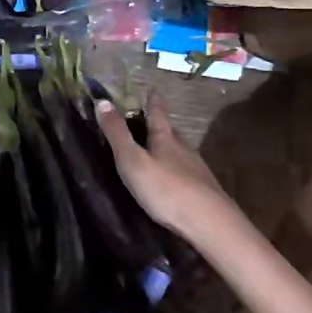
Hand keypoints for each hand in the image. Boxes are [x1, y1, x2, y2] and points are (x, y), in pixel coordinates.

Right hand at [95, 97, 235, 241]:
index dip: (153, 102)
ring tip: (158, 150)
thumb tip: (101, 100)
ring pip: (180, 152)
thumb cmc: (166, 189)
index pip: (157, 114)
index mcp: (165, 139)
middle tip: (149, 121)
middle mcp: (183, 149)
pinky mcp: (204, 190)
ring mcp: (196, 170)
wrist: (209, 223)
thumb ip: (117, 133)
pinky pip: (186, 172)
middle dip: (161, 125)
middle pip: (170, 132)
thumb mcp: (133, 161)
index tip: (152, 89)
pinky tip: (173, 179)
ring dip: (169, 148)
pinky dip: (177, 170)